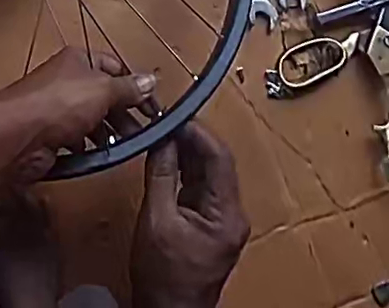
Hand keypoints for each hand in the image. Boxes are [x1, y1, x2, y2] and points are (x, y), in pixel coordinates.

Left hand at [0, 48, 154, 187]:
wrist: (19, 134)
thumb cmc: (61, 103)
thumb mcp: (103, 90)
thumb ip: (128, 88)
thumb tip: (152, 79)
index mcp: (79, 59)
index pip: (115, 66)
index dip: (135, 85)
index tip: (155, 109)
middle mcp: (68, 79)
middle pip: (105, 94)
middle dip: (125, 113)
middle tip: (146, 134)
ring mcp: (59, 106)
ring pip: (94, 118)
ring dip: (109, 133)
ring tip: (125, 147)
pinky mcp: (52, 133)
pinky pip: (79, 138)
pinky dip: (90, 147)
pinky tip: (97, 155)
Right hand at [132, 121, 247, 307]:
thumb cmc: (164, 274)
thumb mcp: (156, 218)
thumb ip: (161, 172)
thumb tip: (161, 135)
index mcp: (227, 214)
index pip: (218, 156)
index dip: (195, 130)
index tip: (169, 114)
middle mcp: (231, 212)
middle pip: (214, 159)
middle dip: (188, 135)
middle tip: (160, 117)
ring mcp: (221, 216)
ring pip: (206, 168)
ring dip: (183, 147)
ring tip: (158, 129)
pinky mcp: (208, 218)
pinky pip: (198, 181)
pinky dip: (181, 164)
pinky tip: (162, 151)